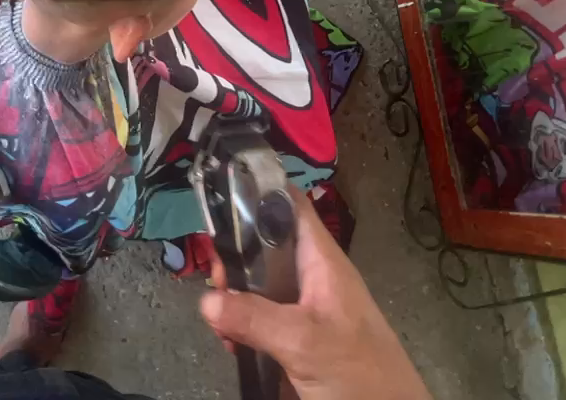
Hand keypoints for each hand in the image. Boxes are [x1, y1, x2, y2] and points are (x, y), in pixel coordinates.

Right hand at [201, 193, 430, 399]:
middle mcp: (313, 276)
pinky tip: (233, 344)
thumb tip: (206, 301)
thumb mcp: (304, 343)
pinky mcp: (303, 340)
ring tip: (221, 324)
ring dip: (236, 297)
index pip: (290, 203)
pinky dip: (245, 325)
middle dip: (236, 257)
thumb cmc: (360, 374)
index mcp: (321, 260)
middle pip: (265, 245)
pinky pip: (265, 318)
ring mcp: (308, 309)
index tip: (220, 195)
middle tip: (217, 280)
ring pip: (261, 284)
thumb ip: (253, 318)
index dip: (258, 190)